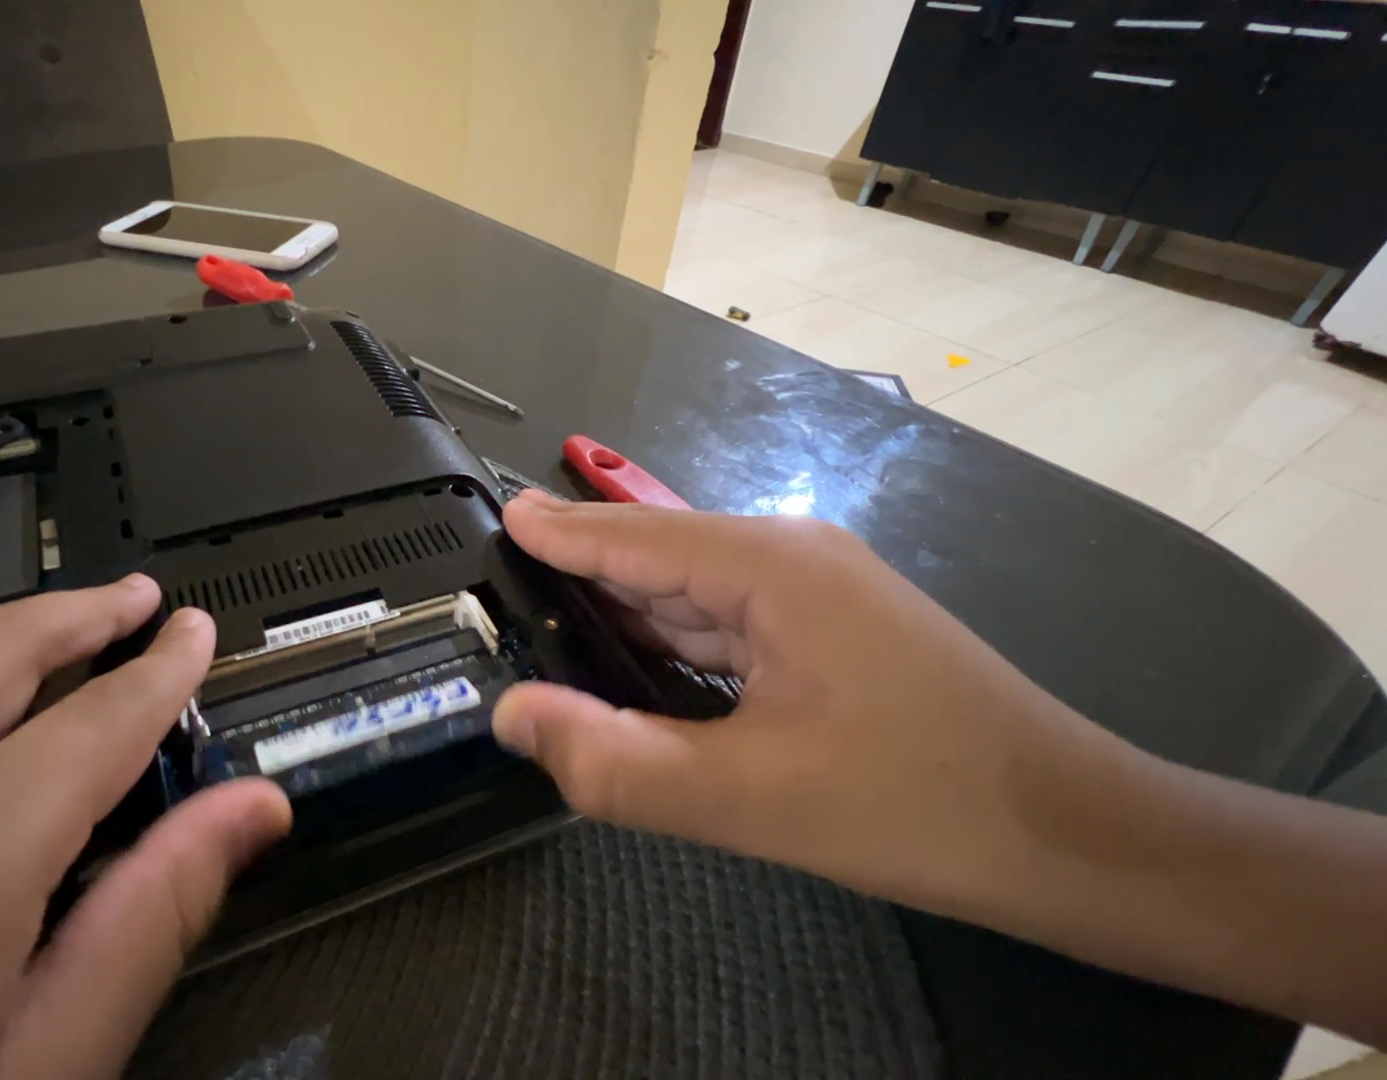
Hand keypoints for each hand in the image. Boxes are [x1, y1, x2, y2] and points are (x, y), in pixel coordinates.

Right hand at [491, 494, 1386, 1046]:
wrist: (1078, 839)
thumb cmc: (920, 806)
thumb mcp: (753, 798)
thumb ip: (619, 762)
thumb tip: (512, 716)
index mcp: (771, 567)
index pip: (634, 536)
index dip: (558, 533)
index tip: (493, 521)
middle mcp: (789, 558)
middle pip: (658, 555)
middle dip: (578, 571)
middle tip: (498, 589)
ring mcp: (811, 594)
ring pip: (688, 591)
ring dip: (620, 608)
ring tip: (540, 622)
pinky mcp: (823, 631)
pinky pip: (720, 622)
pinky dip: (665, 639)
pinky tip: (627, 662)